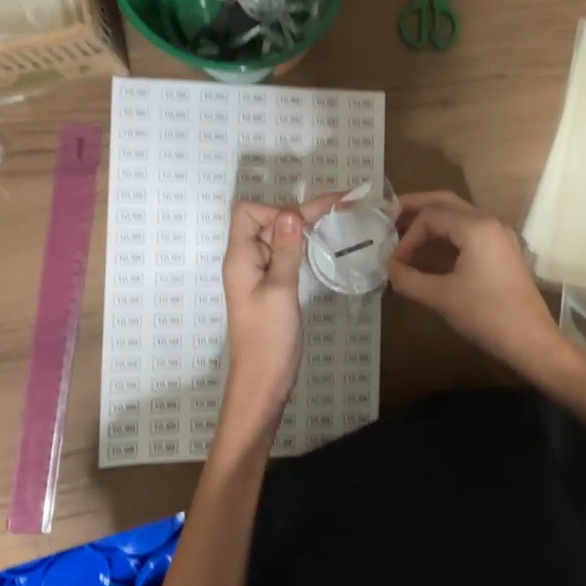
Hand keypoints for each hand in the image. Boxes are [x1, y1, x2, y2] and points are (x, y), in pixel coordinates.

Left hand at [221, 193, 340, 432]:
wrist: (263, 383)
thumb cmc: (268, 339)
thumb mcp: (280, 291)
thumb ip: (285, 251)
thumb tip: (290, 212)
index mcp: (240, 258)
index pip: (249, 213)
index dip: (277, 211)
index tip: (306, 224)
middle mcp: (246, 260)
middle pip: (267, 221)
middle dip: (301, 211)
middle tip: (344, 203)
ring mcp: (258, 274)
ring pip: (279, 236)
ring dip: (304, 225)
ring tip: (341, 215)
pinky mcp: (271, 286)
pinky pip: (284, 255)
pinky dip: (302, 245)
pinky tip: (323, 245)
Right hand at [388, 191, 572, 377]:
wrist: (531, 340)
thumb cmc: (486, 315)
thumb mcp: (441, 297)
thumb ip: (408, 279)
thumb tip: (390, 269)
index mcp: (476, 227)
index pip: (431, 216)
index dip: (407, 237)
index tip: (395, 264)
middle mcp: (490, 223)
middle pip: (446, 203)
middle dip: (417, 209)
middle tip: (390, 217)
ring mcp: (499, 237)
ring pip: (459, 218)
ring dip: (432, 225)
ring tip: (405, 239)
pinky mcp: (502, 253)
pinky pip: (470, 235)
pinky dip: (447, 240)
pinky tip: (429, 257)